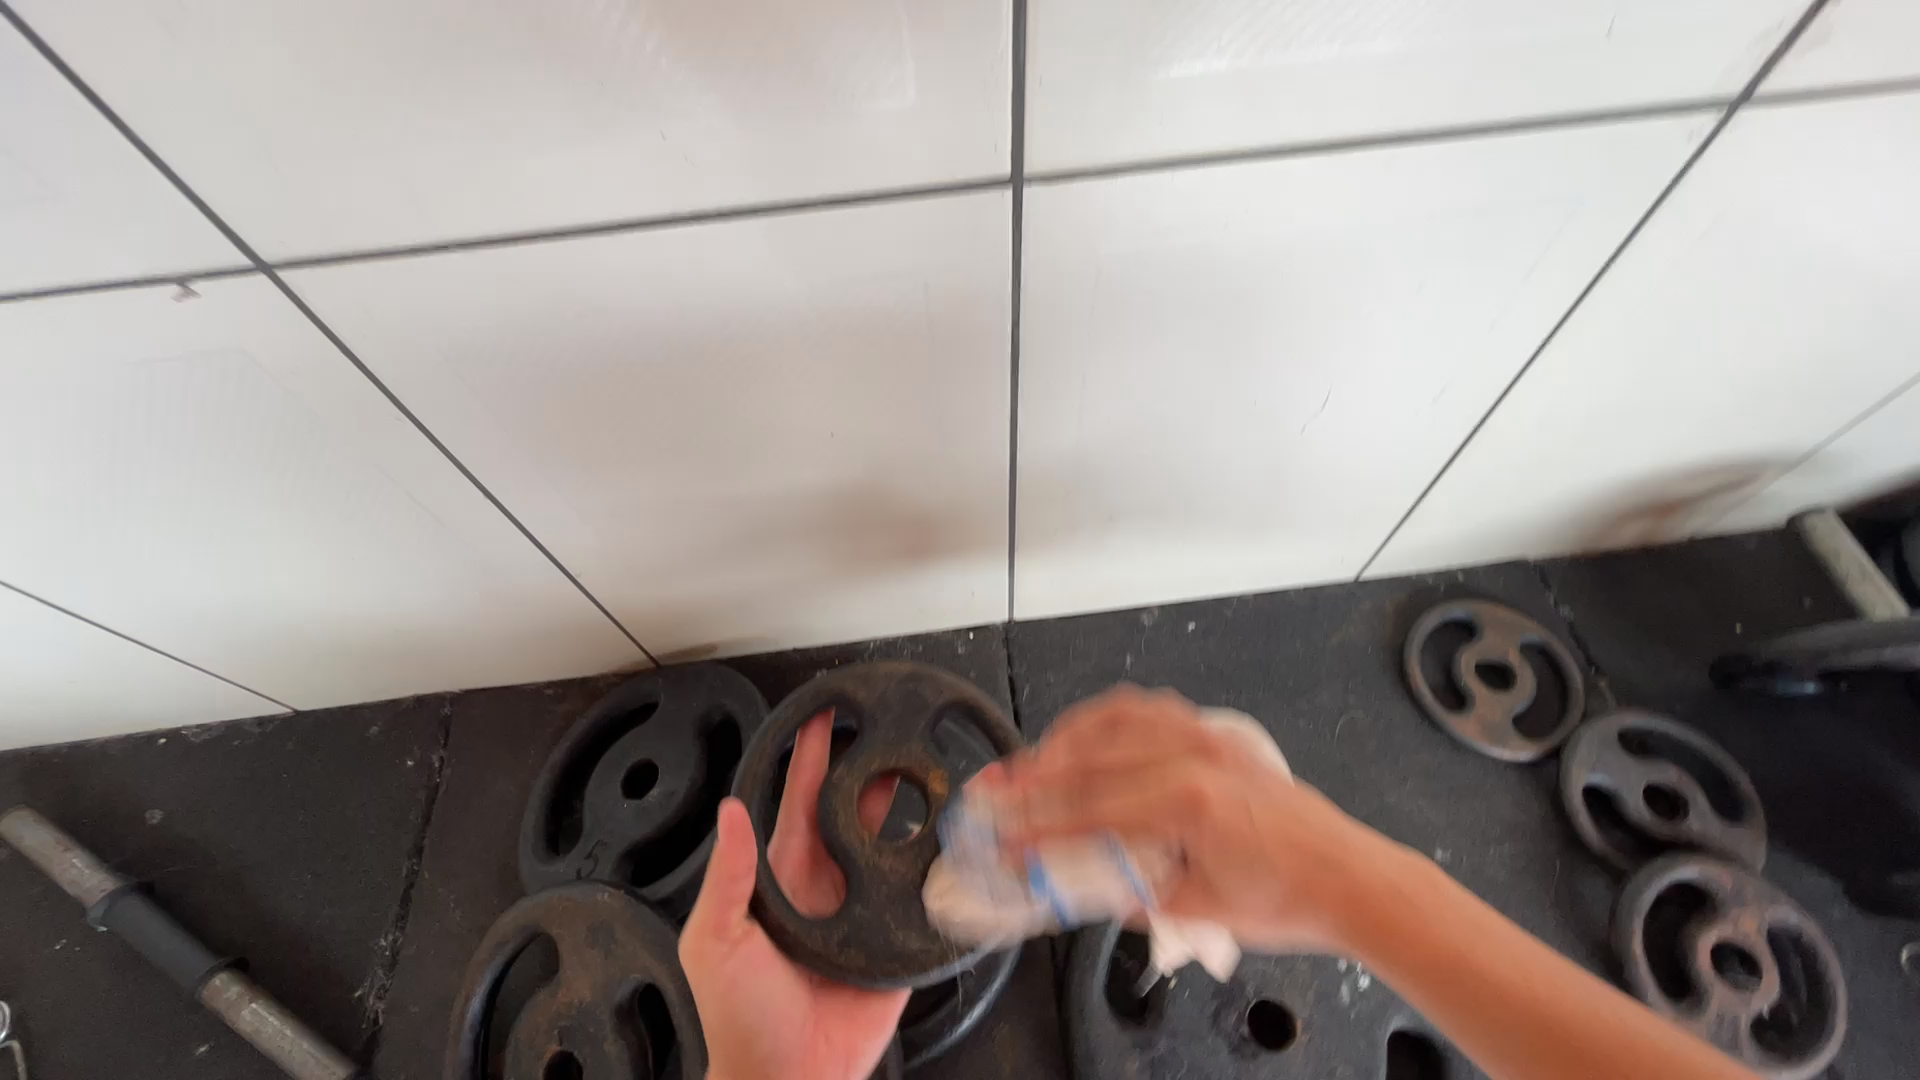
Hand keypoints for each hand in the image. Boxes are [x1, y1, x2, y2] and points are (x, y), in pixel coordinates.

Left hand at [680, 712, 908, 1079]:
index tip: (822, 715)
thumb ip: (729, 877)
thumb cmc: (741, 1019)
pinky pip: (920, 887)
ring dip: (909, 805)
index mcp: (786, 870)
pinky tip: (951, 836)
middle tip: (891, 728)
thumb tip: (733, 810)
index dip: (812, 754)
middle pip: (856, 806)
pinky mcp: (895, 934)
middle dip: (871, 764)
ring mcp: (864, 903)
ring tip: (928, 769)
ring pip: (892, 838)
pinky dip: (936, 860)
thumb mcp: (718, 942)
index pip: (802, 796)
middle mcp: (828, 878)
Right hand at [988, 685, 1404, 952]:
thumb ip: (1133, 891)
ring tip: (1032, 760)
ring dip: (1064, 737)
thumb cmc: (1286, 900)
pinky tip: (1087, 732)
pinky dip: (1105, 717)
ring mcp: (1204, 734)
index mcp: (1189, 802)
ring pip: (1114, 718)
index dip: (1041, 826)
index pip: (1093, 810)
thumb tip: (1082, 883)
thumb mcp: (1201, 909)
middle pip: (1092, 757)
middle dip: (1036, 775)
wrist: (1349, 876)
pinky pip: (1146, 707)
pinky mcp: (1213, 730)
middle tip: (997, 788)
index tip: (1005, 837)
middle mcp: (1192, 754)